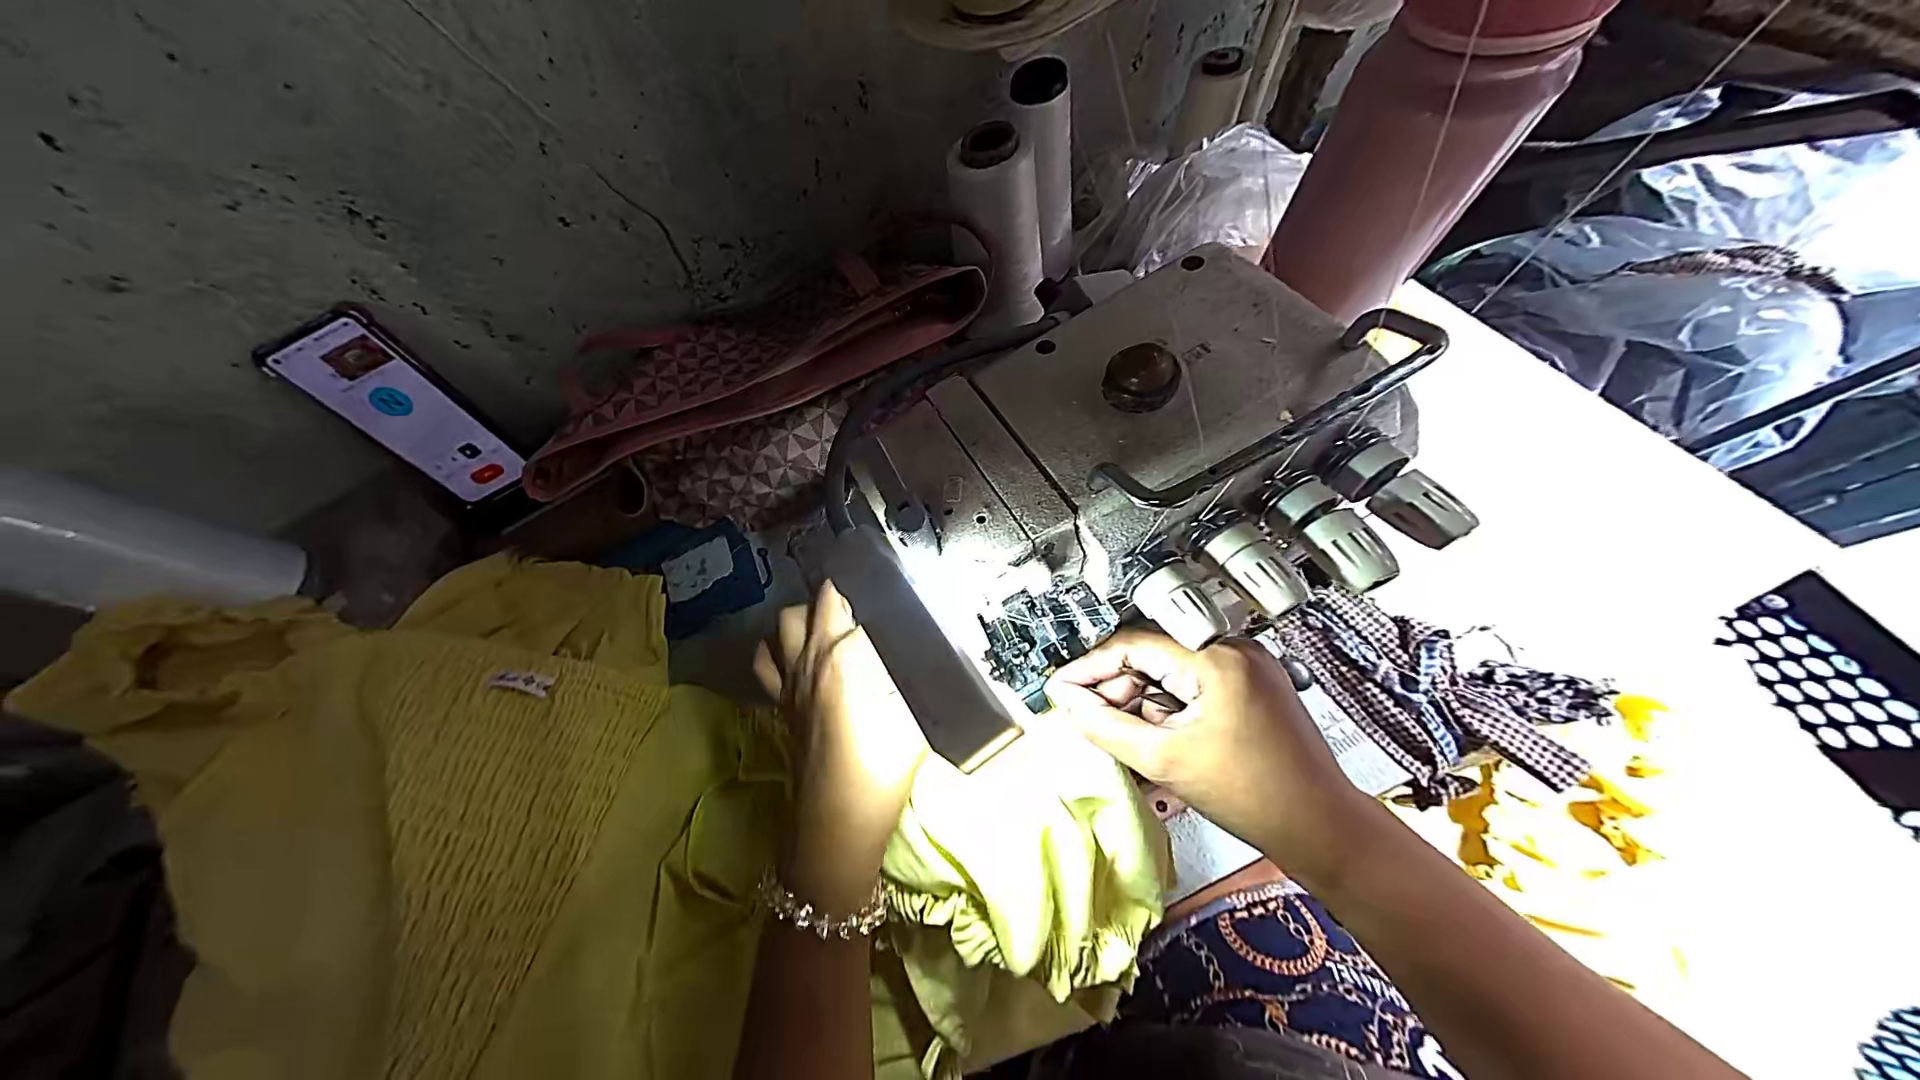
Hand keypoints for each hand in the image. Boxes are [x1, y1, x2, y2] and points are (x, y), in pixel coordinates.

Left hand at [755, 580, 927, 912]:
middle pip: (820, 599)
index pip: (857, 598)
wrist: (835, 826)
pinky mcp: (779, 702)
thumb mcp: (919, 720)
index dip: (878, 587)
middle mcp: (811, 658)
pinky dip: (779, 647)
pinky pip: (766, 660)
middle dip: (846, 589)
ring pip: (786, 621)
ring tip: (836, 620)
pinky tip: (800, 655)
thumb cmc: (880, 773)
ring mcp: (789, 679)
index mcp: (846, 656)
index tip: (899, 586)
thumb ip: (930, 679)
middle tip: (873, 599)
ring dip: (809, 612)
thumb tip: (949, 653)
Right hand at [1042, 629, 1375, 881]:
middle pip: (1150, 654)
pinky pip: (1190, 682)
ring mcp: (1246, 666)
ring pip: (1168, 669)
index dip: (1090, 668)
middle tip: (1092, 717)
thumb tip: (1071, 702)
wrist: (1319, 827)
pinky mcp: (1250, 684)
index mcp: (1218, 659)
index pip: (1132, 645)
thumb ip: (1105, 725)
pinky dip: (1167, 705)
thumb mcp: (1164, 760)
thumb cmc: (1260, 798)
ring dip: (1142, 699)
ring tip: (1136, 738)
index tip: (1065, 687)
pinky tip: (1162, 736)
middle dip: (1117, 687)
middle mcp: (1235, 650)